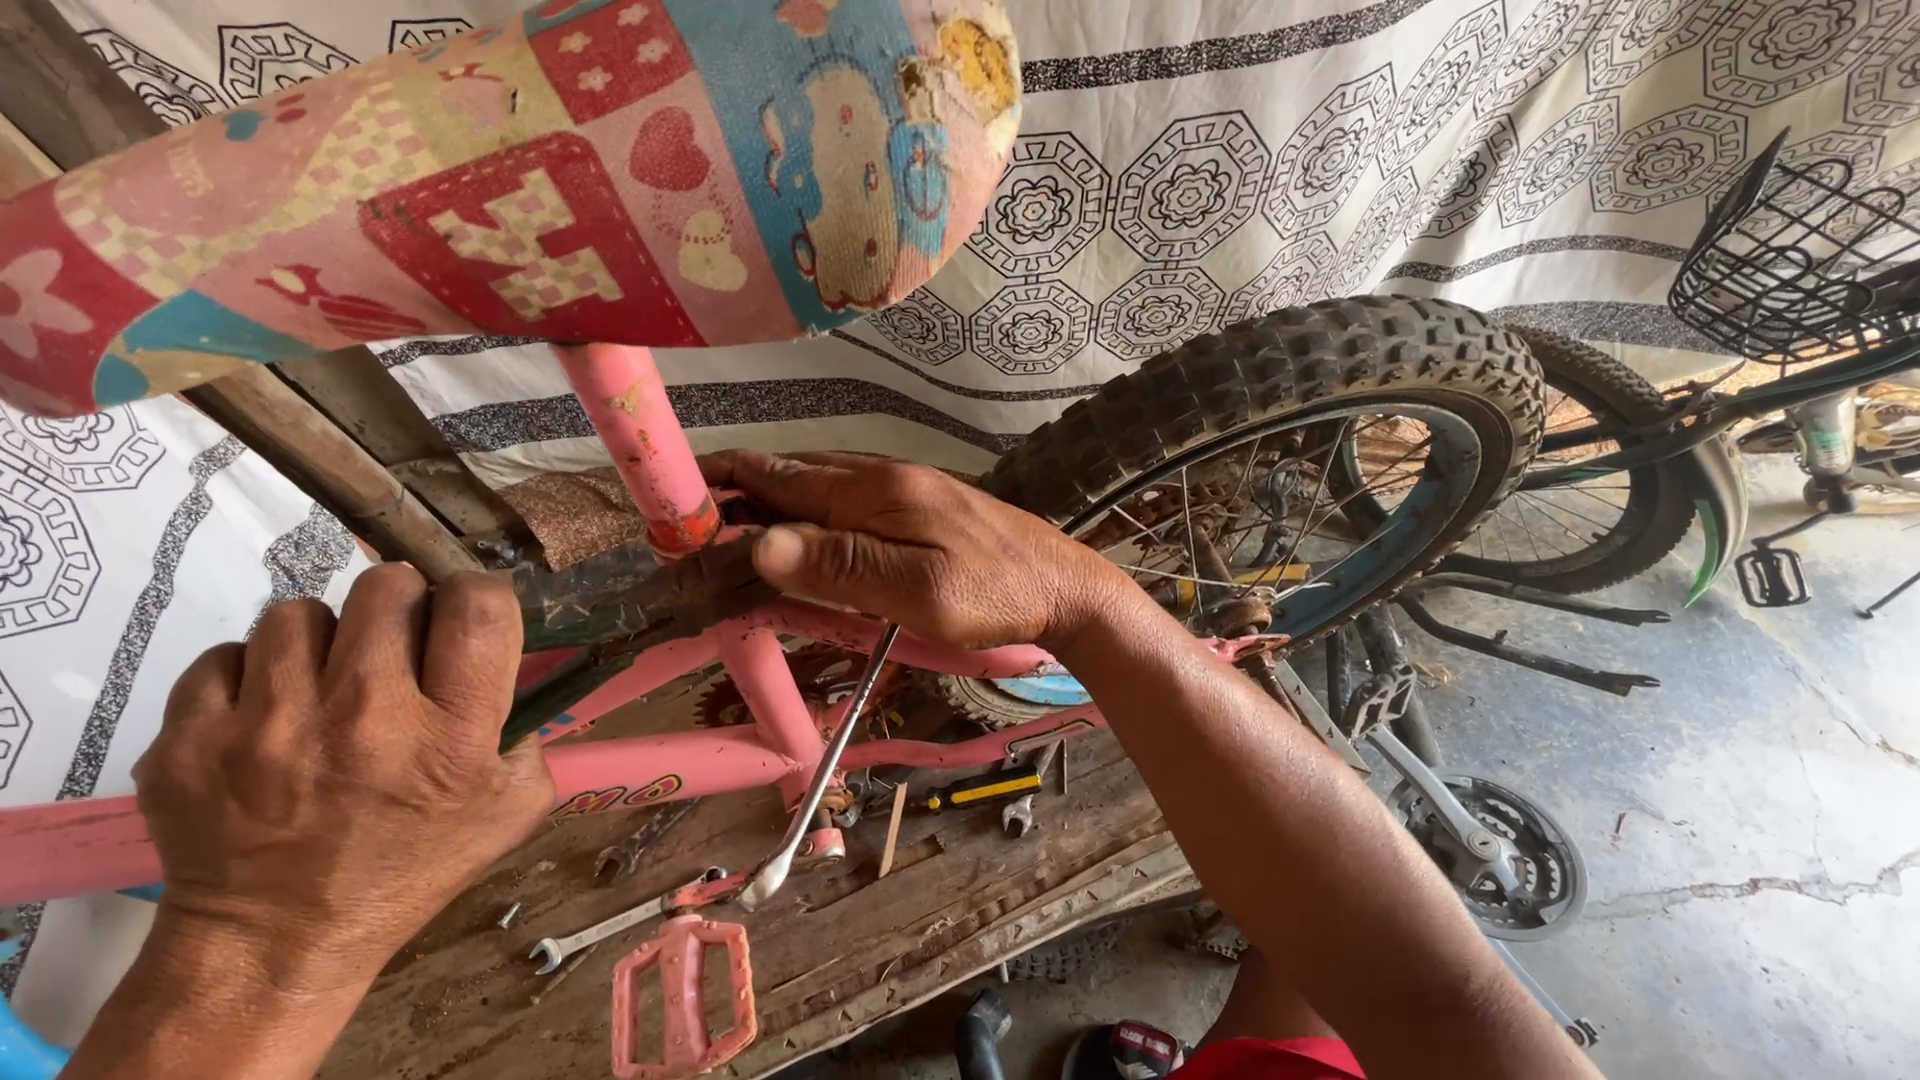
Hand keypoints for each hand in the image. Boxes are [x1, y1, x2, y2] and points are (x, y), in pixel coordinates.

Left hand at [131, 565, 553, 993]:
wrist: (278, 940)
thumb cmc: (413, 867)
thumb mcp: (513, 807)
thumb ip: (526, 729)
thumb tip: (503, 662)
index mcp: (451, 737)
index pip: (476, 608)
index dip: (478, 593)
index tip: (466, 612)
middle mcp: (364, 720)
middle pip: (386, 587)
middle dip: (401, 604)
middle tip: (397, 642)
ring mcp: (266, 728)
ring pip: (300, 612)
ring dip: (324, 638)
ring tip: (325, 683)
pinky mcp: (190, 741)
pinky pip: (225, 655)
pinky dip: (253, 674)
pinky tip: (268, 715)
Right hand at [698, 450, 1132, 651]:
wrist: (1064, 586)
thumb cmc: (994, 594)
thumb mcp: (918, 591)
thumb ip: (841, 566)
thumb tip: (761, 542)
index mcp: (874, 490)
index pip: (777, 476)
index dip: (719, 484)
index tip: (671, 500)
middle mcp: (881, 476)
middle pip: (790, 475)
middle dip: (734, 494)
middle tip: (688, 528)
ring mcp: (900, 488)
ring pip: (815, 486)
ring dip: (767, 503)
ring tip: (727, 532)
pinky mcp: (915, 506)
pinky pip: (843, 501)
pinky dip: (806, 514)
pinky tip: (800, 536)